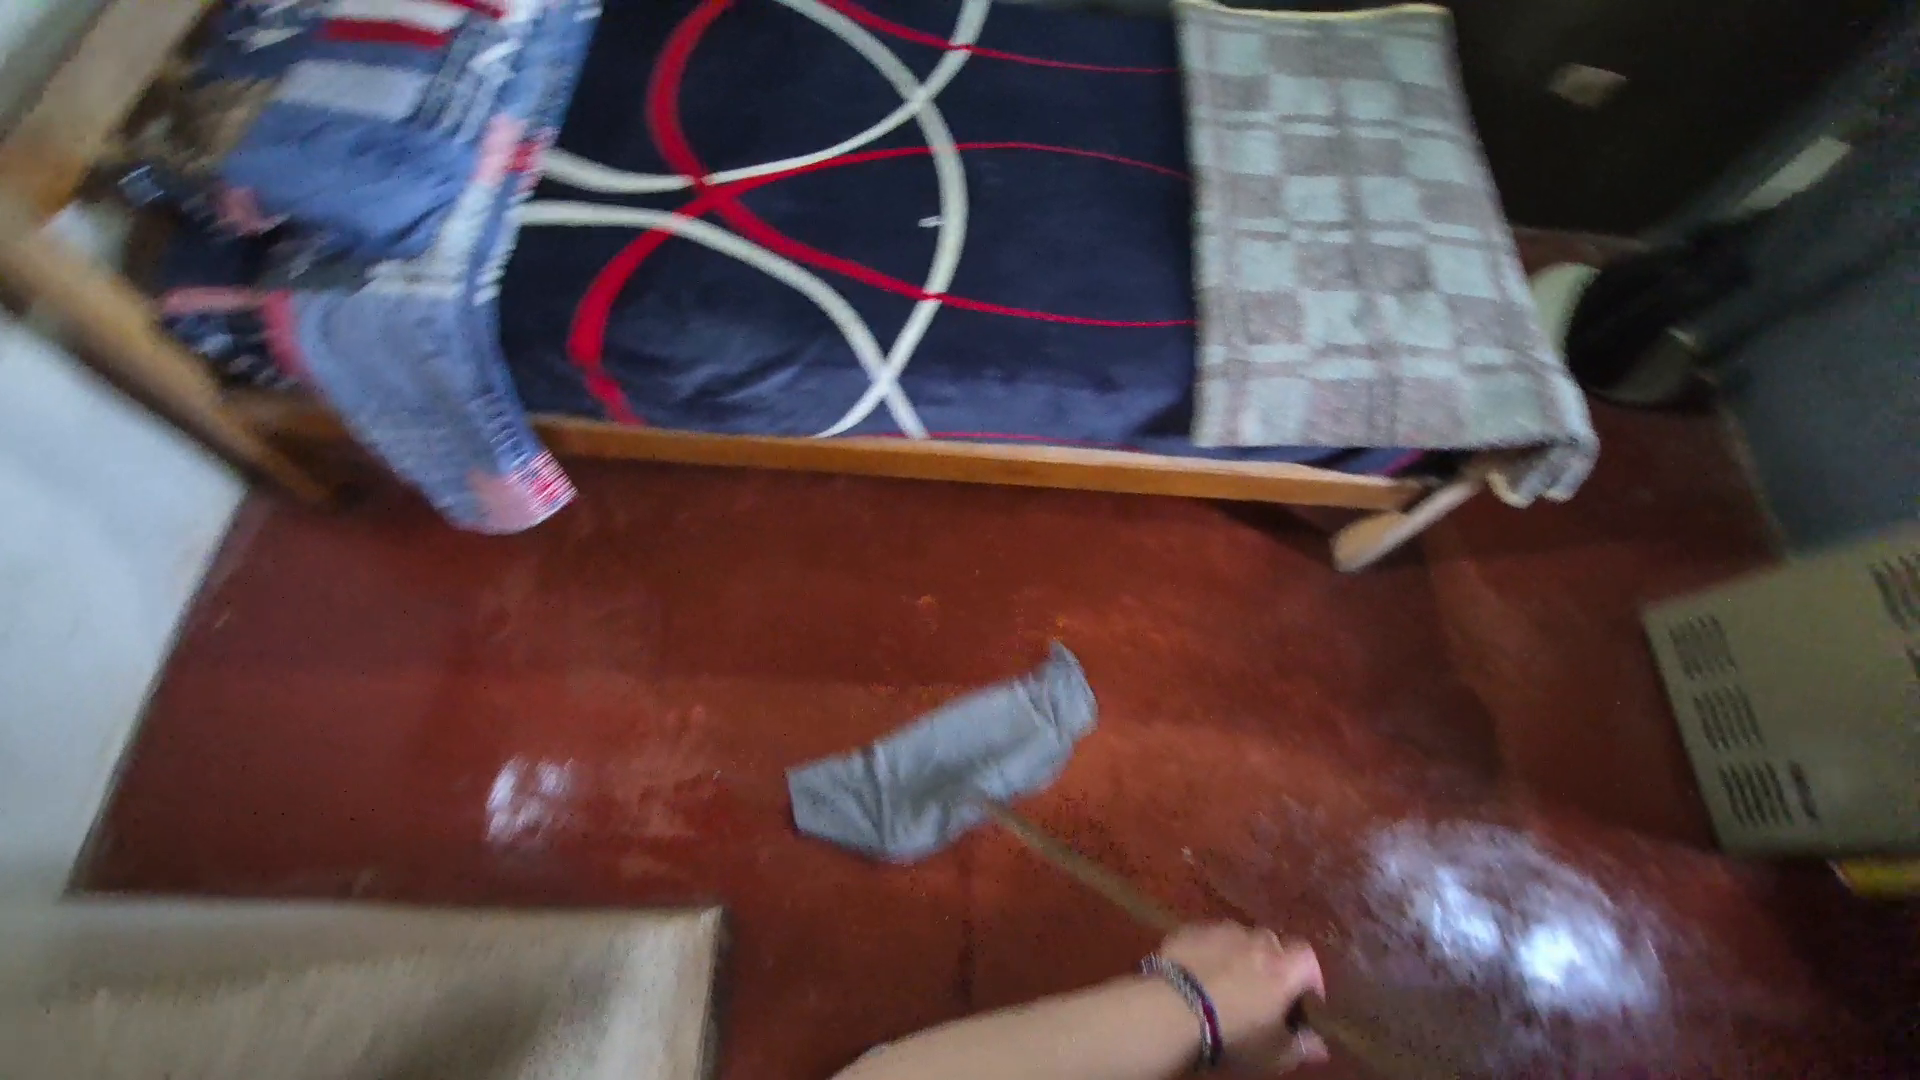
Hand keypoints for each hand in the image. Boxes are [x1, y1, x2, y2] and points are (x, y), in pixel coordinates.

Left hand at [1156, 922, 1329, 1072]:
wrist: (1174, 1007)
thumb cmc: (1233, 1033)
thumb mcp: (1273, 1053)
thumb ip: (1300, 1047)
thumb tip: (1319, 1045)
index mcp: (1282, 969)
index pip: (1307, 957)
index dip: (1308, 975)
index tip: (1303, 997)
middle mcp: (1254, 941)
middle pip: (1272, 942)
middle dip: (1272, 962)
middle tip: (1263, 989)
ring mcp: (1219, 930)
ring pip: (1238, 936)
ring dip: (1239, 953)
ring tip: (1228, 979)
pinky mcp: (1190, 929)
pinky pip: (1208, 935)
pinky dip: (1210, 949)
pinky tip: (1200, 970)